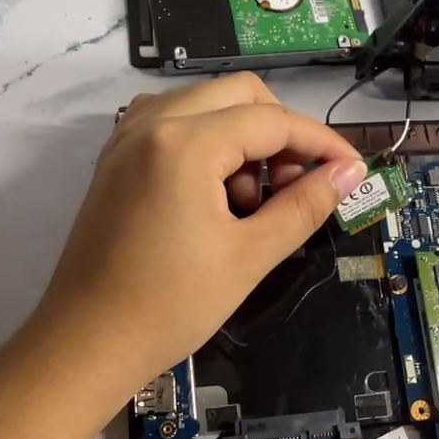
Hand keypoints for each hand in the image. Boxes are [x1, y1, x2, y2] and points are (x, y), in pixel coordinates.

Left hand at [35, 72, 367, 390]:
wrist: (86, 343)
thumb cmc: (171, 306)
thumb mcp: (250, 256)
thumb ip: (304, 205)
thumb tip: (349, 173)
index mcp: (184, 142)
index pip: (272, 120)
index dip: (320, 142)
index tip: (352, 170)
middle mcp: (152, 122)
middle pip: (240, 95)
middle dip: (281, 133)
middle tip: (297, 186)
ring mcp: (127, 137)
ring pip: (207, 105)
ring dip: (244, 138)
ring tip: (252, 203)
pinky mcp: (117, 158)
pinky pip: (176, 125)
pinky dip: (209, 145)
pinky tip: (216, 196)